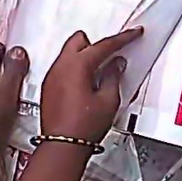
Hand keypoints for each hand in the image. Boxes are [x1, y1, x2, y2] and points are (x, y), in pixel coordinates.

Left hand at [39, 27, 141, 143]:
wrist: (63, 146)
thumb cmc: (82, 127)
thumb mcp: (108, 101)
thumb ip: (113, 77)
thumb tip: (116, 65)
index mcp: (77, 65)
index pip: (103, 45)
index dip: (122, 38)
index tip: (132, 34)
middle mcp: (60, 67)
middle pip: (79, 40)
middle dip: (96, 44)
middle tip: (112, 55)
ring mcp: (52, 77)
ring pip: (69, 53)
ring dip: (84, 57)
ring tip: (99, 73)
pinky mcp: (48, 88)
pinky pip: (62, 68)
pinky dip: (75, 69)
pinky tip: (86, 84)